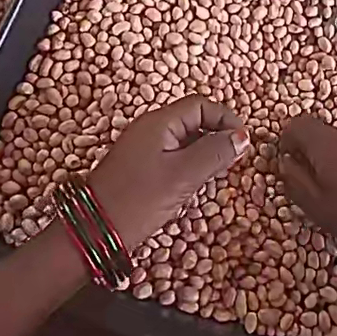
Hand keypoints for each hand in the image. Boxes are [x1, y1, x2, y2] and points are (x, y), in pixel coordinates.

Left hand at [85, 96, 250, 247]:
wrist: (93, 230)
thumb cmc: (137, 200)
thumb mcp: (182, 176)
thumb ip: (214, 153)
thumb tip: (242, 137)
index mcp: (158, 123)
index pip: (200, 105)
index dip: (225, 119)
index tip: (243, 142)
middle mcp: (149, 130)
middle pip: (192, 120)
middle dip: (216, 136)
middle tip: (234, 160)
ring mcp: (142, 149)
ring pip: (183, 140)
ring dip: (204, 152)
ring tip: (218, 174)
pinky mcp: (139, 168)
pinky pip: (172, 156)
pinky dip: (189, 165)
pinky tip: (195, 184)